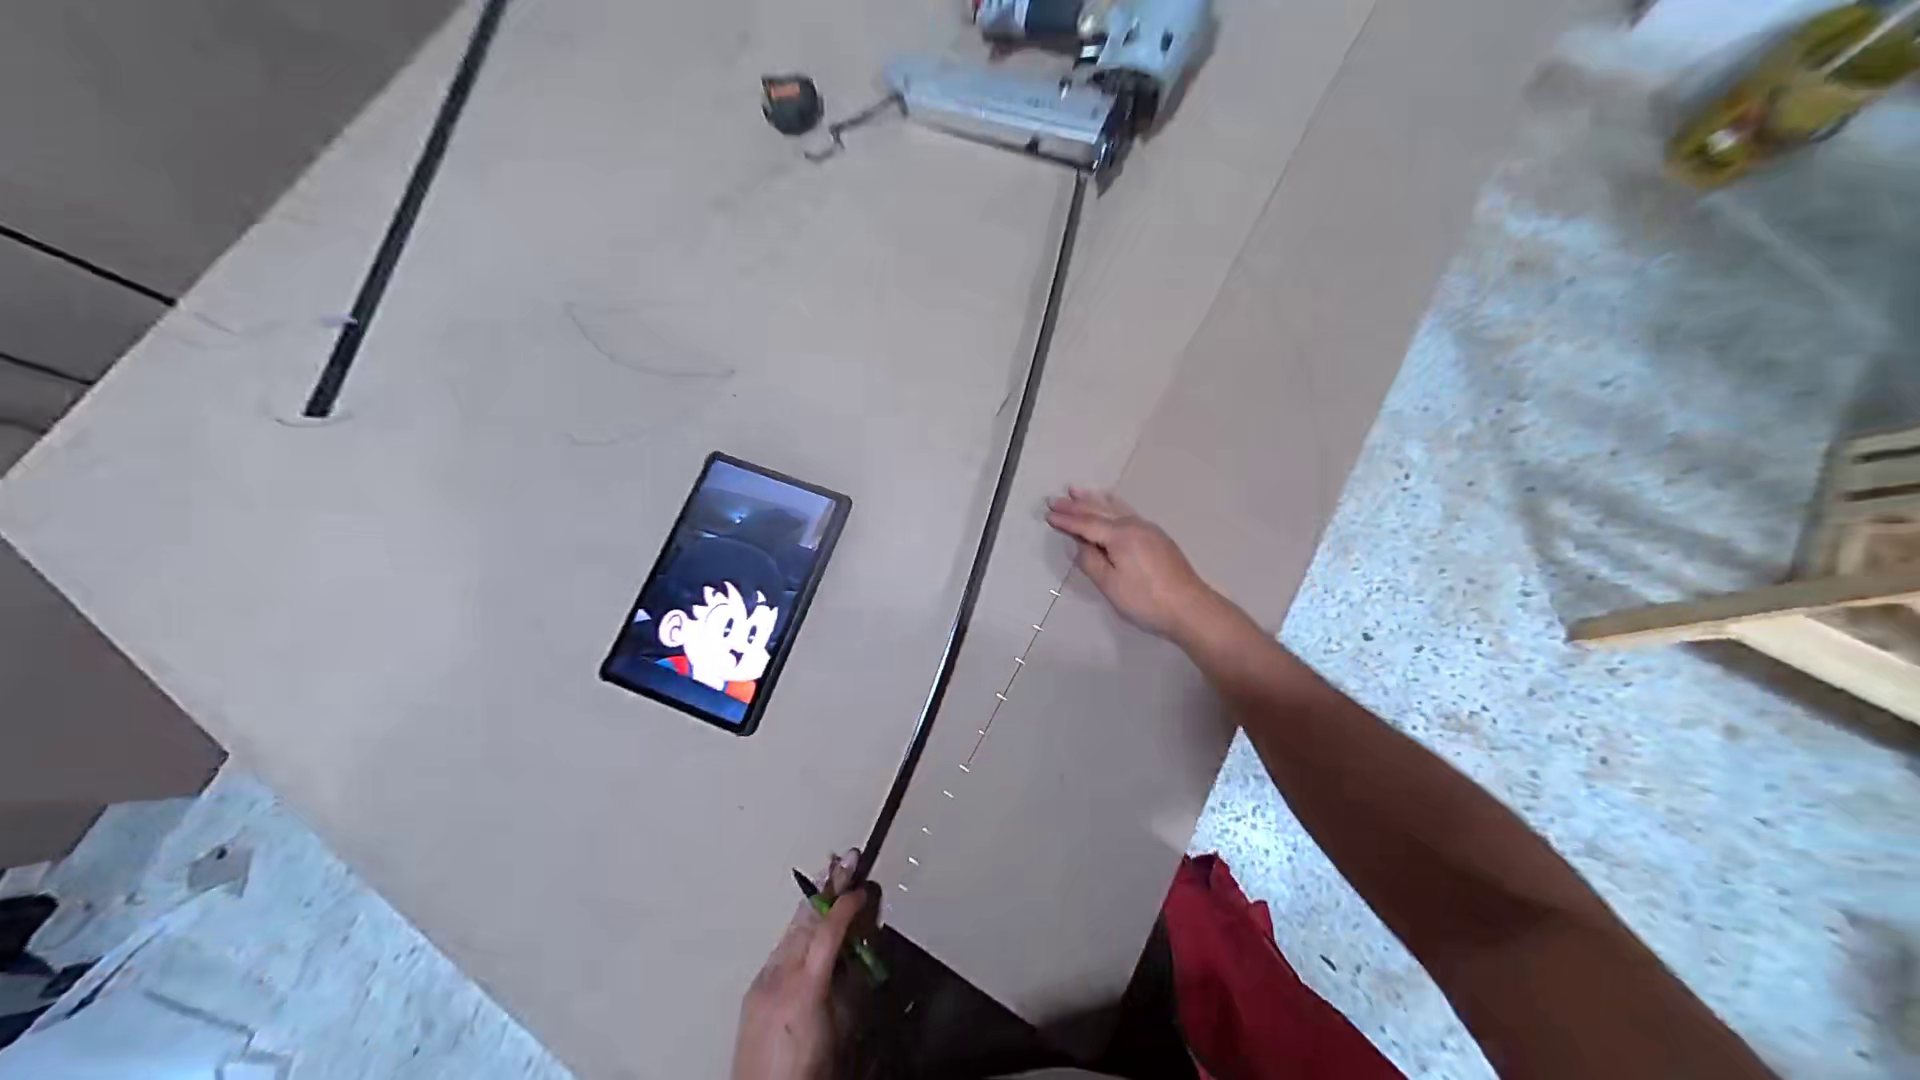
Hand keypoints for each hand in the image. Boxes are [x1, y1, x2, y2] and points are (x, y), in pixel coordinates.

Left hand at [732, 850, 867, 1079]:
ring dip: (814, 901)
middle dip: (829, 887)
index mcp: (805, 987)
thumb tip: (857, 954)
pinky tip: (809, 916)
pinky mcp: (754, 990)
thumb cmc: (808, 1072)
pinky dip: (798, 926)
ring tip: (830, 874)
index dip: (847, 905)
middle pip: (807, 920)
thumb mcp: (841, 1029)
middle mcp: (780, 976)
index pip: (828, 931)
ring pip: (792, 929)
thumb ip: (850, 986)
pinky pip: (781, 947)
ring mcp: (763, 981)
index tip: (863, 888)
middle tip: (847, 859)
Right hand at [1045, 487, 1224, 641]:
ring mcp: (1149, 530)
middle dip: (1076, 505)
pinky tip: (1111, 505)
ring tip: (1078, 491)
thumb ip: (1091, 562)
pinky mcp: (1158, 538)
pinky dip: (1112, 506)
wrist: (1191, 608)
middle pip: (1099, 511)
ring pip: (1115, 508)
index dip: (1066, 521)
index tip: (1048, 514)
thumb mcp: (1110, 585)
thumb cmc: (1146, 599)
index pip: (1086, 524)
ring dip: (1094, 500)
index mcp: (1120, 535)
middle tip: (1055, 498)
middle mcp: (1134, 525)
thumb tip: (1078, 545)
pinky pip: (1127, 513)